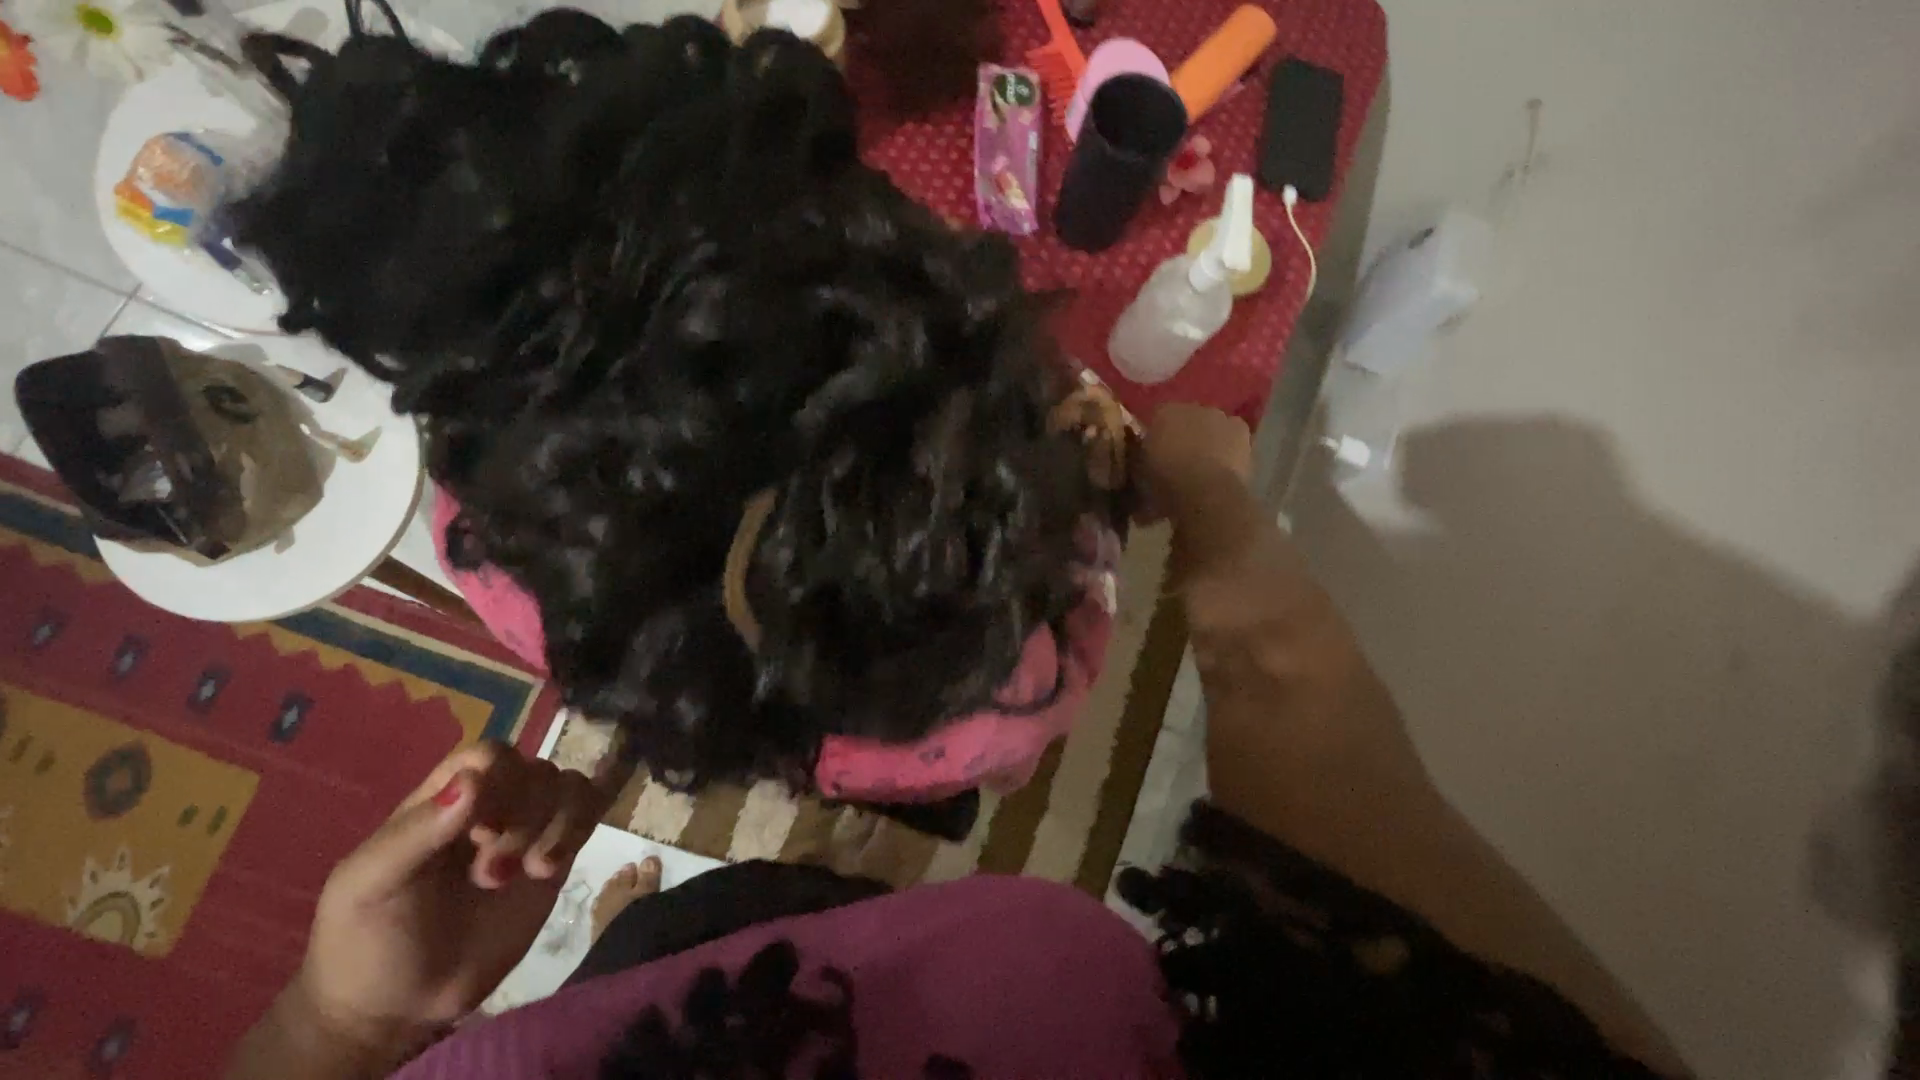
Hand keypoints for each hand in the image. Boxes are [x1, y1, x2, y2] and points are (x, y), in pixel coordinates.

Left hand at [291, 743, 607, 1057]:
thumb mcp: (372, 884)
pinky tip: (549, 866)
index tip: (480, 832)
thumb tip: (473, 779)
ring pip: (569, 787)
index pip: (492, 756)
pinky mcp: (555, 858)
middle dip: (524, 819)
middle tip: (490, 876)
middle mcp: (492, 804)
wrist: (397, 1005)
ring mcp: (528, 829)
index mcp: (443, 797)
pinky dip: (581, 825)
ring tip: (533, 872)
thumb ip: (418, 830)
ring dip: (558, 826)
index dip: (500, 782)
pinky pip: (588, 813)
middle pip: (537, 772)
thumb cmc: (368, 938)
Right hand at [1137, 403, 1251, 520]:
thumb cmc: (1166, 483)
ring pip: (1210, 425)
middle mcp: (1191, 406)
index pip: (1156, 417)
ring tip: (1204, 466)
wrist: (1207, 494)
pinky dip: (1228, 446)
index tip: (1155, 452)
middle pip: (1185, 418)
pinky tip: (1224, 465)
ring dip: (1207, 439)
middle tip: (1179, 459)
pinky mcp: (1242, 430)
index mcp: (1162, 413)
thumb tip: (1140, 453)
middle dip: (1183, 434)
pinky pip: (1231, 436)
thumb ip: (1139, 456)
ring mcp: (1219, 416)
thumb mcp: (1140, 473)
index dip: (1156, 435)